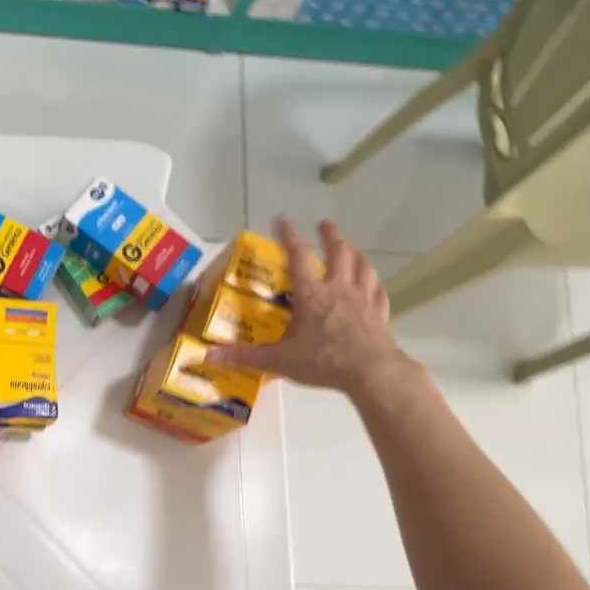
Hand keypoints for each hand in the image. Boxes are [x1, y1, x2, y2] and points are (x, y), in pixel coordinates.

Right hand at [206, 218, 417, 397]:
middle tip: (324, 224)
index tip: (282, 219)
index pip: (298, 257)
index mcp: (312, 295)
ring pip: (363, 265)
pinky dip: (373, 285)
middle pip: (339, 252)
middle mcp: (339, 289)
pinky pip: (378, 292)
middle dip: (330, 235)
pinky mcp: (380, 313)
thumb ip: (247, 356)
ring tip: (352, 247)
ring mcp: (363, 299)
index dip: (289, 236)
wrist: (371, 371)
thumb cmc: (323, 361)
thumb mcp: (280, 361)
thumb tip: (209, 356)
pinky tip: (372, 287)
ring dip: (356, 252)